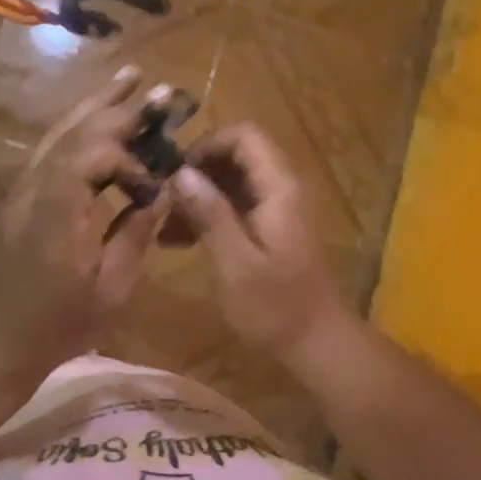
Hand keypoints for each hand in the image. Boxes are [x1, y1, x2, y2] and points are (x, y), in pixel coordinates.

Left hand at [0, 68, 171, 375]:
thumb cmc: (58, 325)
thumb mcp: (111, 290)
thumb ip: (136, 235)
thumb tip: (161, 193)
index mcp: (57, 213)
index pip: (91, 155)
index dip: (128, 159)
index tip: (153, 187)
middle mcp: (34, 189)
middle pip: (75, 133)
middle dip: (119, 108)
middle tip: (158, 89)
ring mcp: (22, 189)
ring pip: (58, 133)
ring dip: (95, 105)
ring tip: (128, 78)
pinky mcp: (19, 196)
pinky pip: (50, 148)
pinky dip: (77, 127)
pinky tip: (95, 118)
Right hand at [168, 123, 352, 353]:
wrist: (317, 344)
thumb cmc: (275, 307)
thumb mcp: (235, 262)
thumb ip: (210, 213)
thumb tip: (181, 172)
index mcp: (278, 188)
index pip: (244, 135)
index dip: (206, 144)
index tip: (175, 173)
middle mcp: (280, 188)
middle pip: (235, 155)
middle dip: (196, 173)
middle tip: (163, 203)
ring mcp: (276, 208)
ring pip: (231, 181)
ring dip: (198, 197)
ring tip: (165, 231)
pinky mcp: (269, 228)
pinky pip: (235, 205)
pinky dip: (208, 216)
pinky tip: (180, 242)